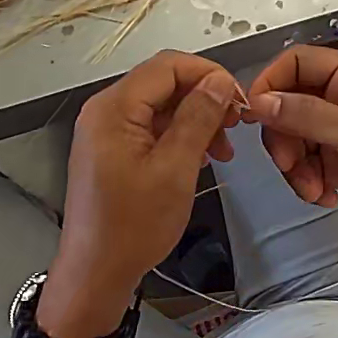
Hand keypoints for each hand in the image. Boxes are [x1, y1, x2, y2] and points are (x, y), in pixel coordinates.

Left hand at [39, 51, 241, 337]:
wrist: (97, 271)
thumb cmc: (134, 225)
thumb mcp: (175, 169)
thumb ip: (198, 119)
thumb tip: (219, 82)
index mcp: (114, 108)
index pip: (168, 66)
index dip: (210, 75)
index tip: (240, 102)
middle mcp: (106, 111)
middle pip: (164, 83)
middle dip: (205, 98)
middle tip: (236, 125)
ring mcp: (107, 131)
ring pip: (162, 107)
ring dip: (197, 120)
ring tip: (224, 149)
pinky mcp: (113, 151)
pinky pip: (152, 128)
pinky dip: (181, 136)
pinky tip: (202, 157)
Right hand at [243, 45, 337, 237]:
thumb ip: (308, 115)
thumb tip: (263, 101)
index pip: (297, 64)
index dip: (271, 85)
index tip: (255, 114)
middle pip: (289, 106)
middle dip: (284, 139)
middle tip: (289, 163)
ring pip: (296, 140)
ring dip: (296, 168)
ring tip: (314, 189)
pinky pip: (309, 165)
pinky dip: (309, 182)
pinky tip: (326, 195)